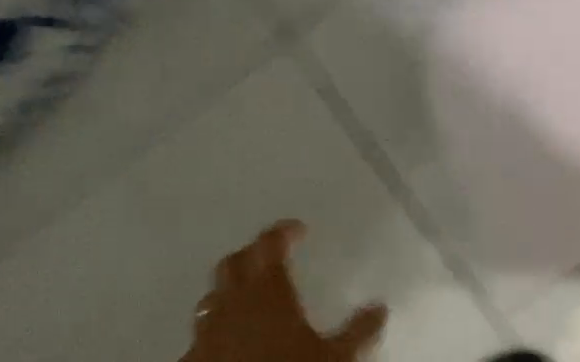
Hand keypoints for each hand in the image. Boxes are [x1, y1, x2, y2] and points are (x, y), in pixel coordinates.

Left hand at [182, 220, 387, 361]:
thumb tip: (381, 307)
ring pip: (211, 299)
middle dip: (253, 254)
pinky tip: (227, 345)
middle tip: (275, 259)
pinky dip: (214, 333)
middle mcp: (231, 305)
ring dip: (229, 292)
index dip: (283, 230)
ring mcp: (204, 335)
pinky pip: (199, 338)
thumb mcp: (335, 356)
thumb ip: (358, 329)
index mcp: (266, 291)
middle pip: (233, 263)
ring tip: (250, 302)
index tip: (301, 230)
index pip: (269, 243)